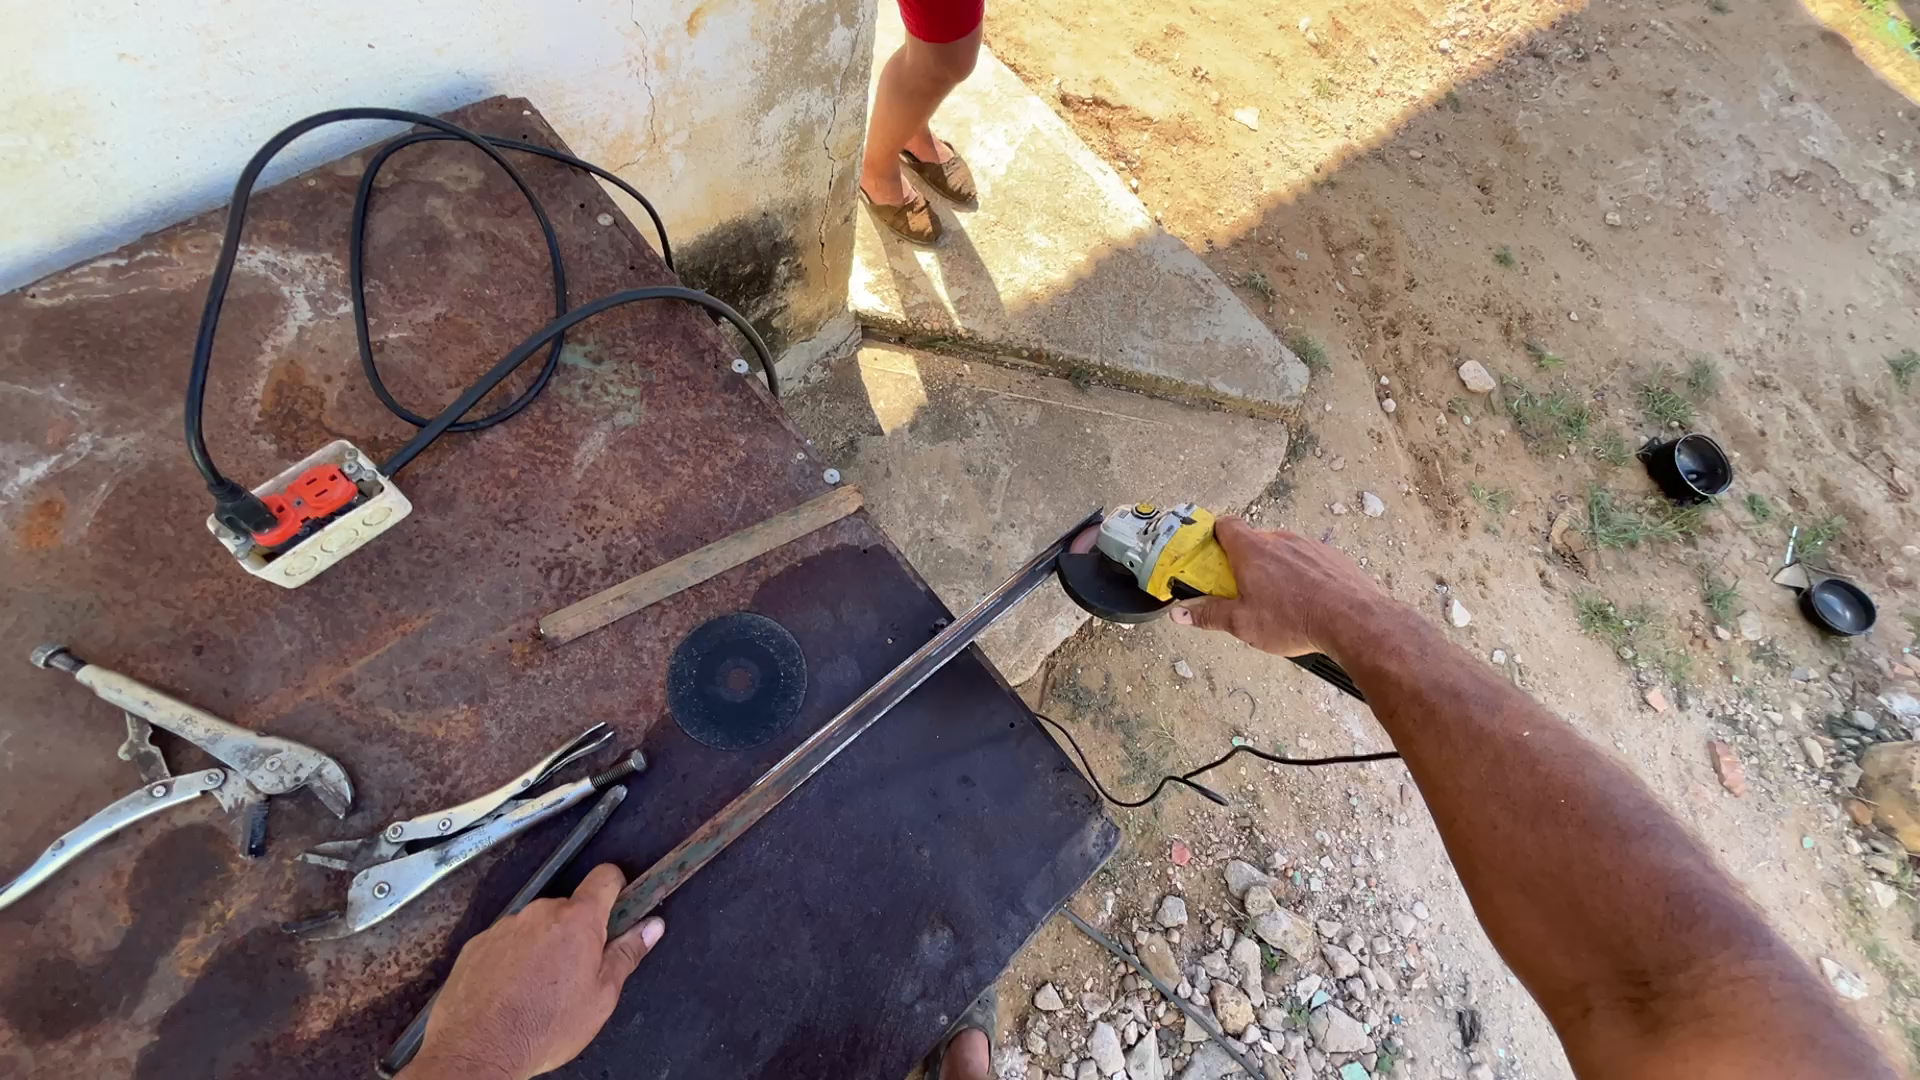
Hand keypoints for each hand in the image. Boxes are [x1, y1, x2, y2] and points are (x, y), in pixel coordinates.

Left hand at [403, 863, 664, 1079]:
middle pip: (569, 907)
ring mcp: (504, 927)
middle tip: (573, 970)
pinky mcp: (475, 945)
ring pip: (536, 925)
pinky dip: (511, 958)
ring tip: (536, 987)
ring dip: (542, 944)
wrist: (471, 1059)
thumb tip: (653, 925)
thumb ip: (628, 954)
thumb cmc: (542, 1029)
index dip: (616, 888)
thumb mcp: (601, 998)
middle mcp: (540, 912)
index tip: (616, 910)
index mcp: (578, 919)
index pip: (606, 876)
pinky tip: (508, 992)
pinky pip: (505, 941)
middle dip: (575, 930)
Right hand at [1169, 518, 1387, 656]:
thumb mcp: (1242, 623)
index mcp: (1251, 551)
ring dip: (1274, 569)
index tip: (1209, 554)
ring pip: (1281, 551)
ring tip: (1277, 601)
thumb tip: (1181, 612)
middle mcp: (1279, 541)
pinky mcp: (1331, 557)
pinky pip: (1307, 560)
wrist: (1354, 621)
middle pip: (1253, 542)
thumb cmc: (1296, 619)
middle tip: (1242, 589)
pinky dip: (1301, 576)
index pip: (1225, 525)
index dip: (1214, 535)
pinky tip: (1305, 600)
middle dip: (1244, 562)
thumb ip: (1209, 614)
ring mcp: (1308, 546)